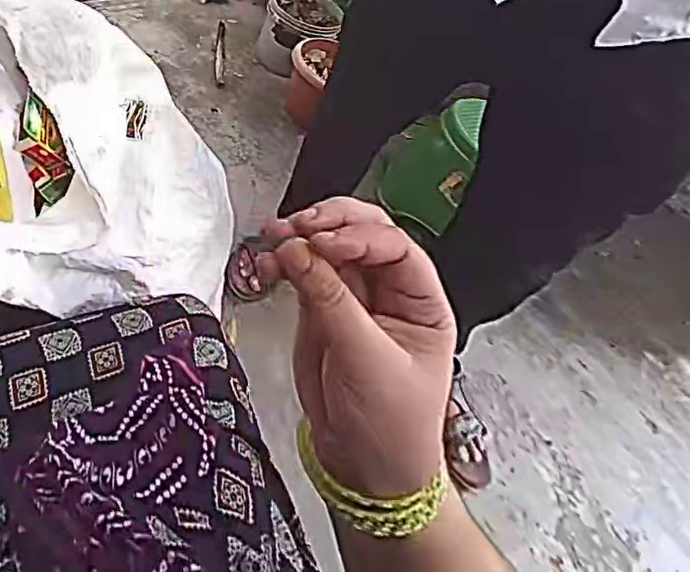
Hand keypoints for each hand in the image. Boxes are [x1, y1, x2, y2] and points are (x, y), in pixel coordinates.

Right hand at [257, 198, 456, 497]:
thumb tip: (300, 252)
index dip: (358, 236)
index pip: (393, 246)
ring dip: (298, 235)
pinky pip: (299, 267)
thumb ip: (332, 302)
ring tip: (276, 238)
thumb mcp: (369, 362)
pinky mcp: (319, 305)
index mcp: (420, 301)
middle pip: (360, 231)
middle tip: (299, 227)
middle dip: (328, 222)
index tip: (323, 242)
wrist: (364, 468)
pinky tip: (269, 263)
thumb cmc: (393, 429)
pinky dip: (280, 259)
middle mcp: (387, 290)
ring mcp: (351, 295)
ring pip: (326, 243)